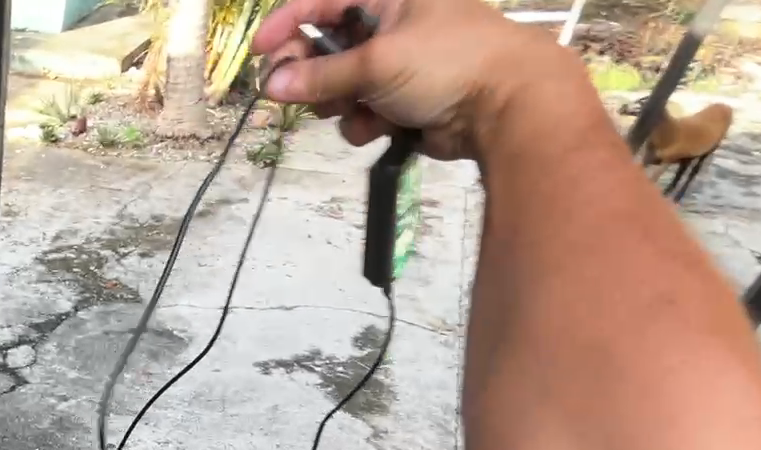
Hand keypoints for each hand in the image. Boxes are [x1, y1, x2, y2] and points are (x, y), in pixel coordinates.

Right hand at [251, 0, 586, 160]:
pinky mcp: (396, 98)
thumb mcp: (376, 64)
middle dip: (312, 77)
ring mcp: (392, 63)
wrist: (501, 104)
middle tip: (300, 96)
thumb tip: (270, 86)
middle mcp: (388, 24)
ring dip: (339, 106)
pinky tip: (381, 127)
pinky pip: (357, 112)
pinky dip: (361, 123)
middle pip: (323, 50)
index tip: (259, 53)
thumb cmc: (446, 63)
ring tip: (357, 112)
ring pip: (336, 88)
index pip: (321, 2)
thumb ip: (319, 77)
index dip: (286, 24)